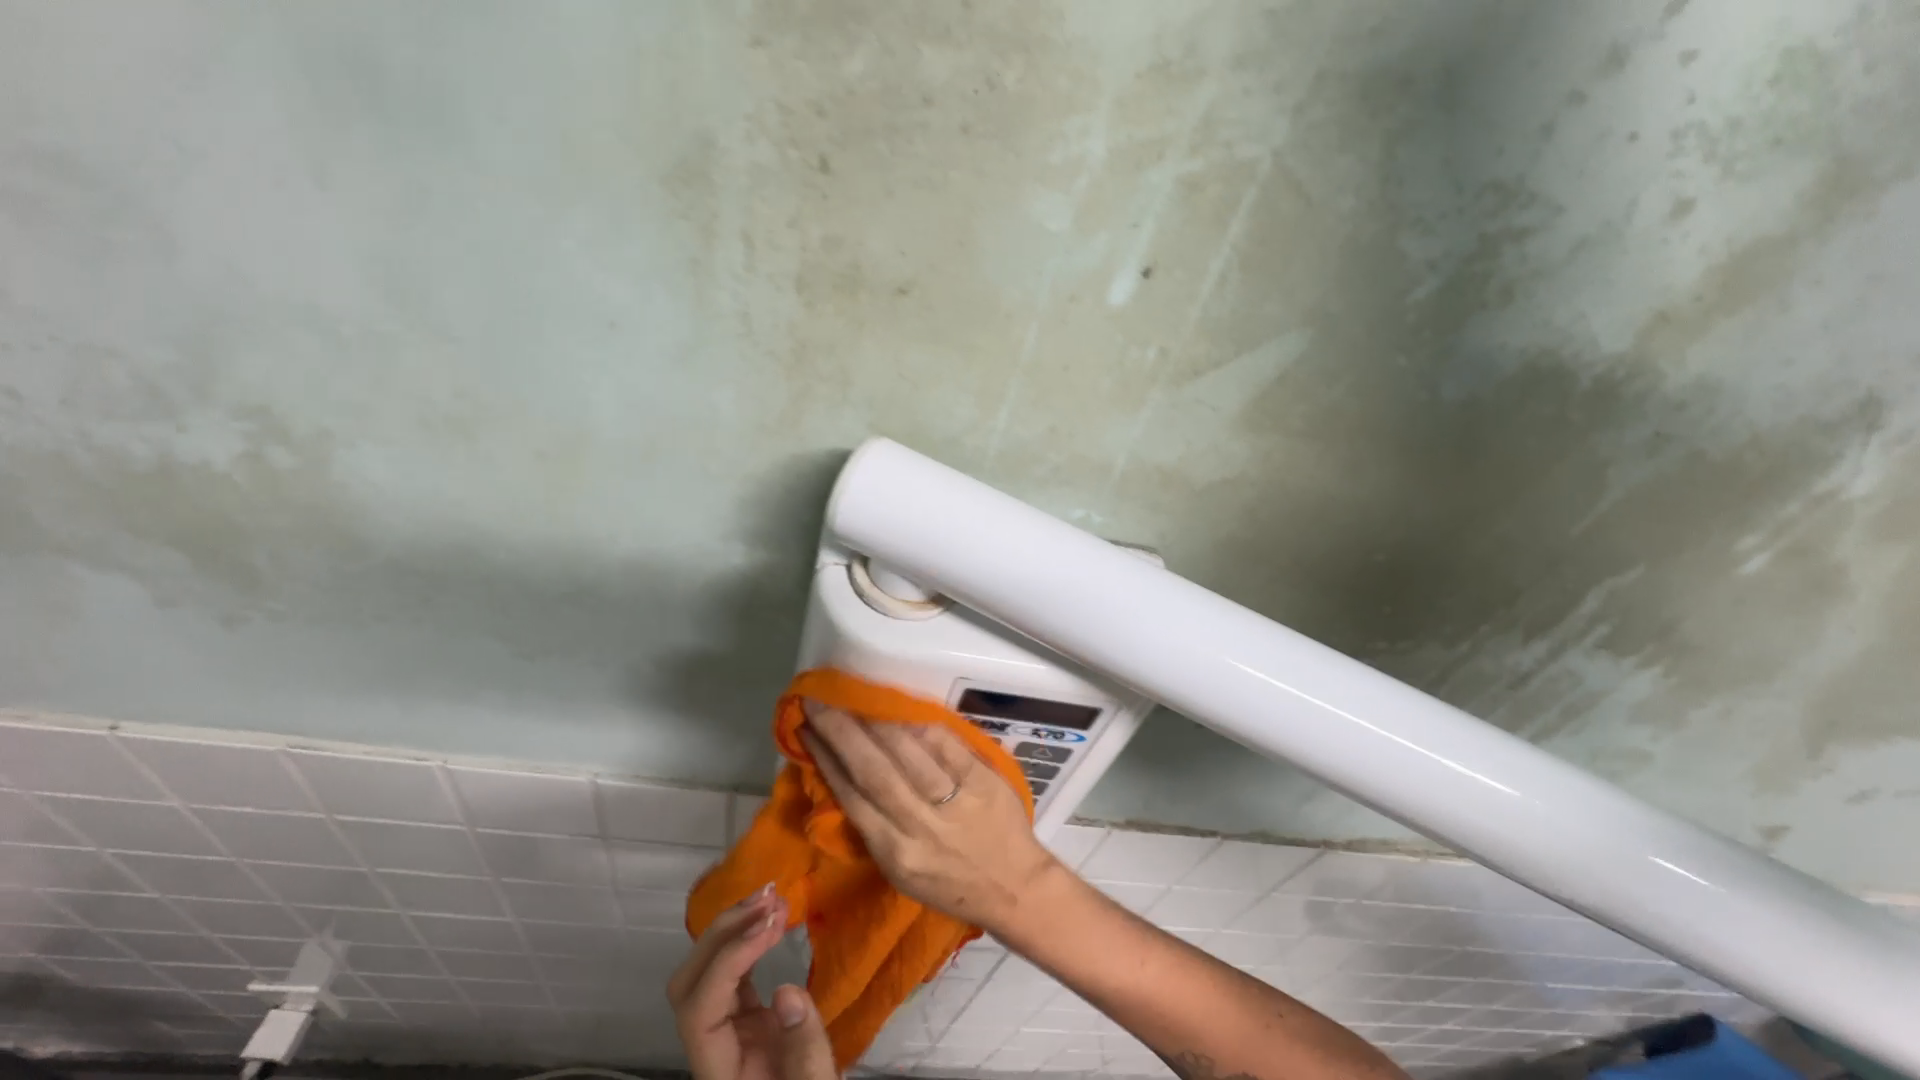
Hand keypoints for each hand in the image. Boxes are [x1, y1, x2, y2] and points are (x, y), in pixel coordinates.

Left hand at [667, 885, 835, 1079]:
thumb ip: (805, 1052)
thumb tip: (787, 991)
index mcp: (718, 1071)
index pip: (699, 1009)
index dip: (728, 961)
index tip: (771, 926)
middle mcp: (712, 1048)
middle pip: (690, 983)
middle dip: (725, 933)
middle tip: (770, 898)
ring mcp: (727, 1034)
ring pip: (707, 973)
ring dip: (736, 929)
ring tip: (775, 897)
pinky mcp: (745, 1025)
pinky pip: (734, 978)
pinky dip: (749, 944)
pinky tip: (773, 923)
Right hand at [800, 706, 1061, 933]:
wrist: (1015, 889)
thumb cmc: (951, 882)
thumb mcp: (901, 870)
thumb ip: (874, 825)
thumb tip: (842, 774)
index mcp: (894, 853)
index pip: (851, 798)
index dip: (826, 760)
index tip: (805, 730)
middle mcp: (919, 828)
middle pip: (872, 771)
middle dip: (840, 731)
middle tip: (817, 700)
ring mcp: (954, 804)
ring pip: (907, 754)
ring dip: (874, 720)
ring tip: (853, 694)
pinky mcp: (984, 784)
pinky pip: (947, 746)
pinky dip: (920, 724)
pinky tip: (899, 705)